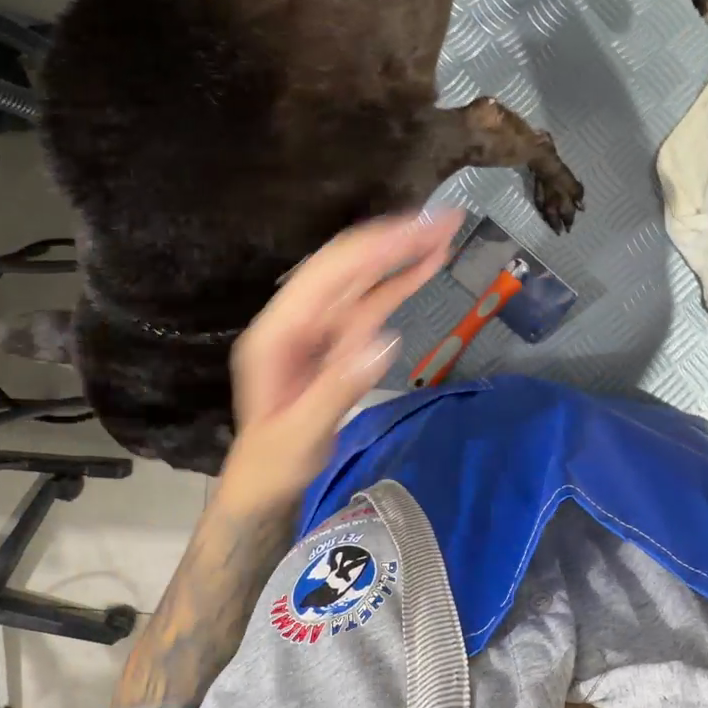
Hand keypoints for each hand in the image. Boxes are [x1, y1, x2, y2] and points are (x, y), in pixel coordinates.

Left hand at [219, 208, 465, 500]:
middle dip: (393, 240)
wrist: (263, 485)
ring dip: (401, 255)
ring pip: (361, 280)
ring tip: (445, 233)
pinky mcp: (336, 339)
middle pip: (347, 266)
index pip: (328, 276)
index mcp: (277, 333)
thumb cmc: (273, 464)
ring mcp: (317, 327)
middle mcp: (296, 318)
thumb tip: (384, 343)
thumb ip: (337, 389)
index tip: (415, 230)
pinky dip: (398, 283)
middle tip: (444, 222)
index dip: (372, 249)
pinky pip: (369, 303)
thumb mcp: (300, 435)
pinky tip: (426, 267)